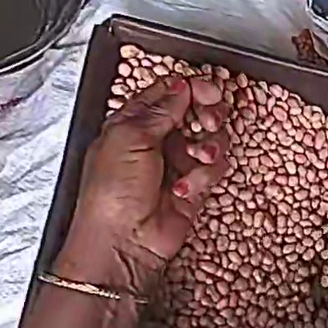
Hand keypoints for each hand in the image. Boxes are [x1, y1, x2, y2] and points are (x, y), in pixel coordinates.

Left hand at [56, 77, 229, 292]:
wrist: (124, 240)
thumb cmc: (112, 191)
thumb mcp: (130, 136)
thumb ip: (161, 109)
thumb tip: (182, 86)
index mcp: (135, 121)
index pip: (169, 92)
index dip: (191, 88)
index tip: (208, 91)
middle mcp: (159, 139)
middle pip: (197, 112)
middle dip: (209, 114)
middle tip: (209, 120)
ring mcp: (179, 162)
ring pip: (212, 139)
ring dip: (210, 146)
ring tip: (198, 158)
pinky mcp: (196, 185)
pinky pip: (215, 168)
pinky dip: (205, 176)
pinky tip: (186, 188)